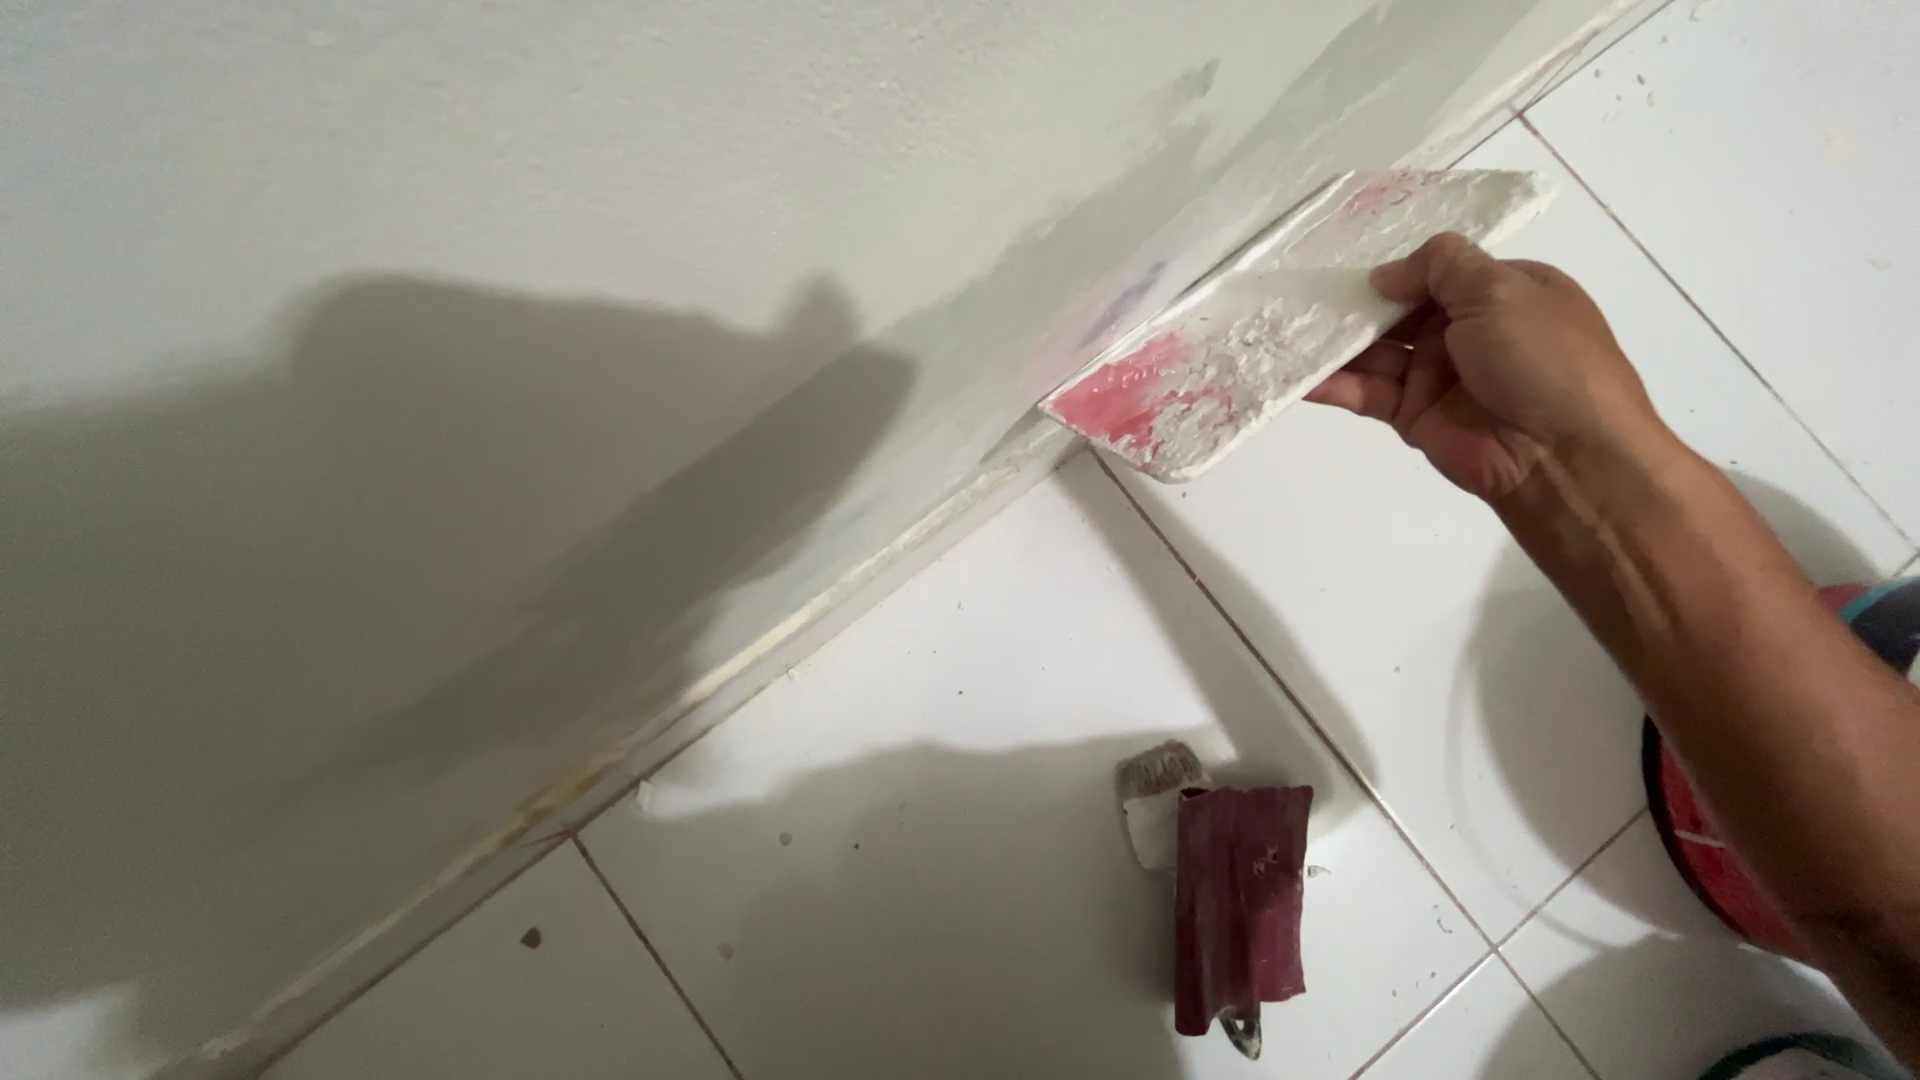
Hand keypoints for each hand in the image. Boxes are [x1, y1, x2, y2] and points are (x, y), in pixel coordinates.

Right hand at [1305, 232, 1667, 502]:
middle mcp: (1466, 331)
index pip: (1439, 273)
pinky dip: (1333, 384)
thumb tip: (1384, 275)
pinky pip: (1365, 392)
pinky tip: (1300, 376)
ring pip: (1375, 352)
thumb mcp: (1502, 290)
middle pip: (1399, 312)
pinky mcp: (1409, 414)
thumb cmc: (1543, 358)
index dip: (1400, 270)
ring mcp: (1436, 375)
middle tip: (1305, 299)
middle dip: (1356, 306)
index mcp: (1501, 294)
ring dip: (1336, 345)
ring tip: (1289, 334)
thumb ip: (1440, 267)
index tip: (1353, 268)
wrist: (1558, 454)